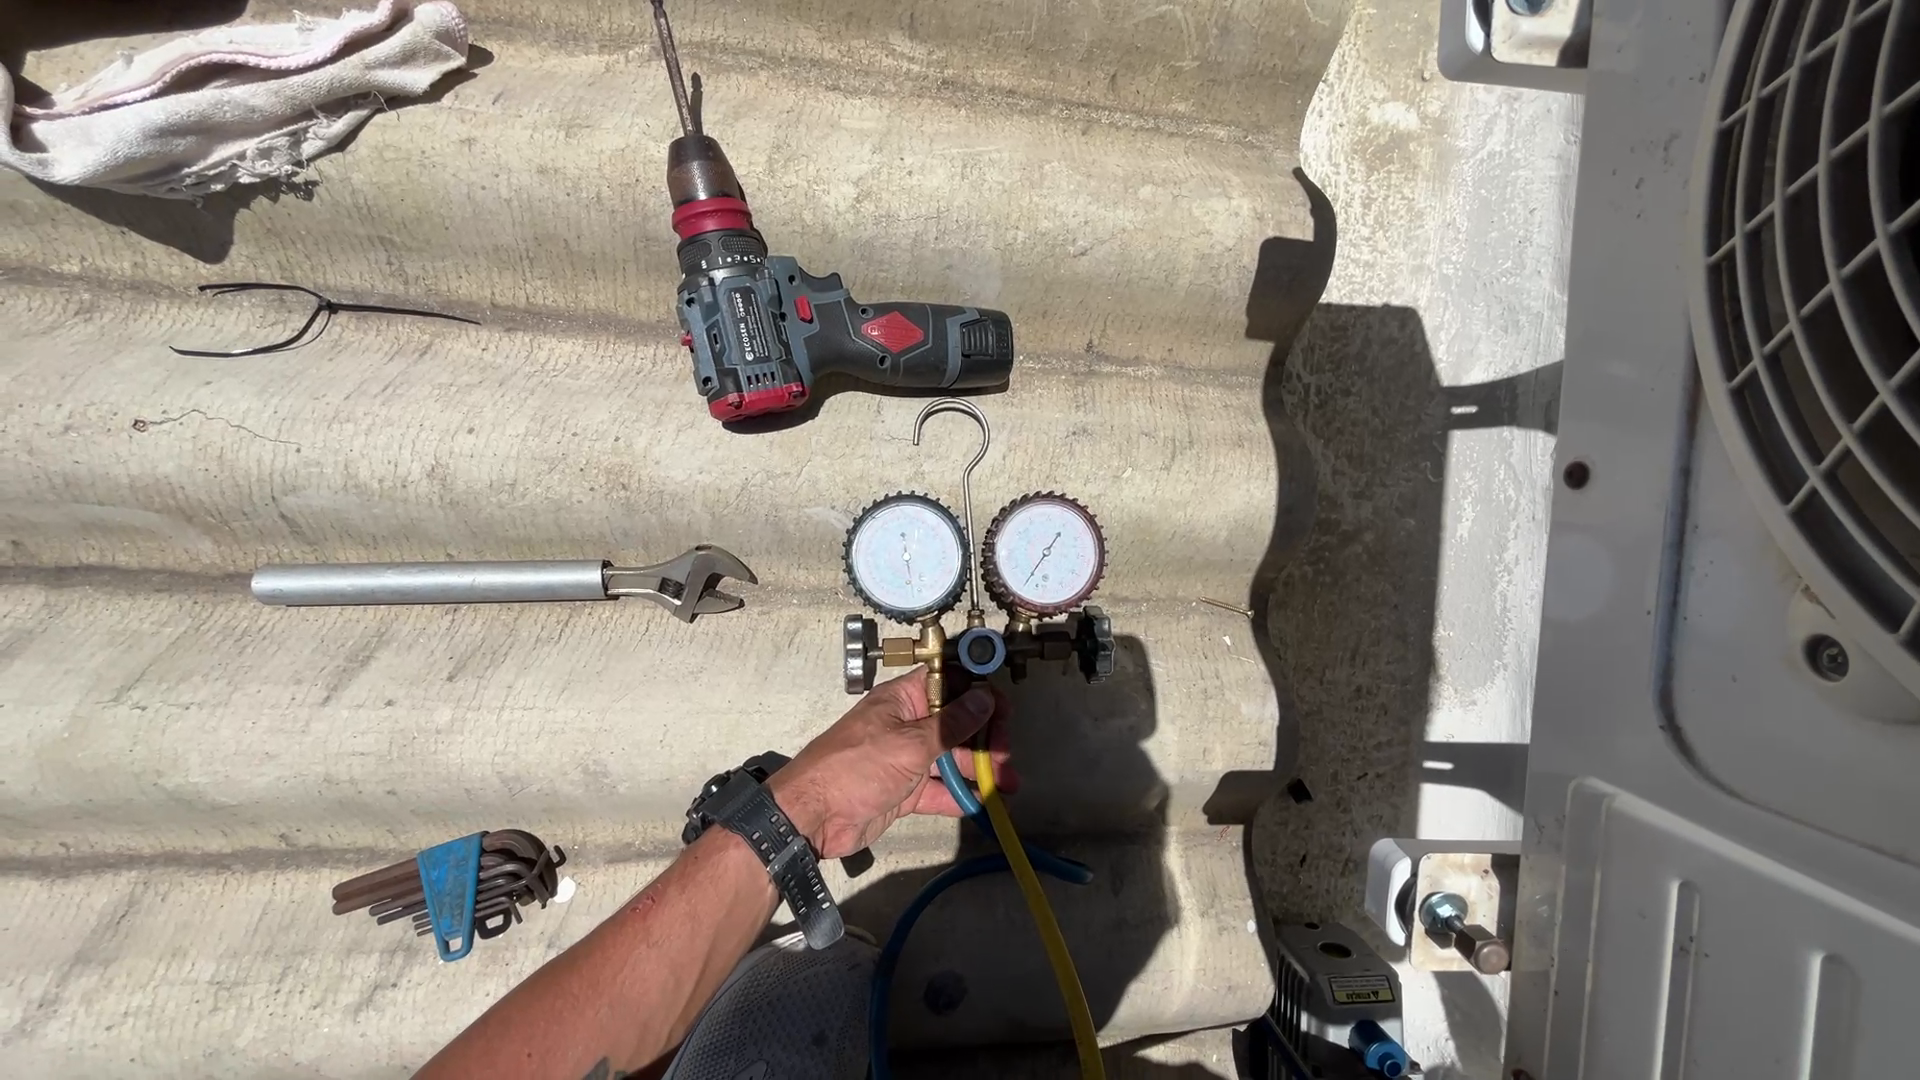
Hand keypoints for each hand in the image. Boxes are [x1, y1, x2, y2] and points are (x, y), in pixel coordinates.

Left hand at [766, 668, 1017, 858]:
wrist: (812, 816)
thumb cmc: (857, 766)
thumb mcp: (909, 743)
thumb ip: (951, 724)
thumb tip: (985, 698)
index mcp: (904, 700)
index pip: (948, 683)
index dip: (978, 691)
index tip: (1003, 708)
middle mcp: (908, 724)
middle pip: (956, 723)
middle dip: (985, 737)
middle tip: (1007, 756)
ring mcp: (907, 759)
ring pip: (951, 758)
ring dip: (980, 769)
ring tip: (1008, 784)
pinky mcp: (905, 791)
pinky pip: (939, 789)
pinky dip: (960, 796)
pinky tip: (984, 804)